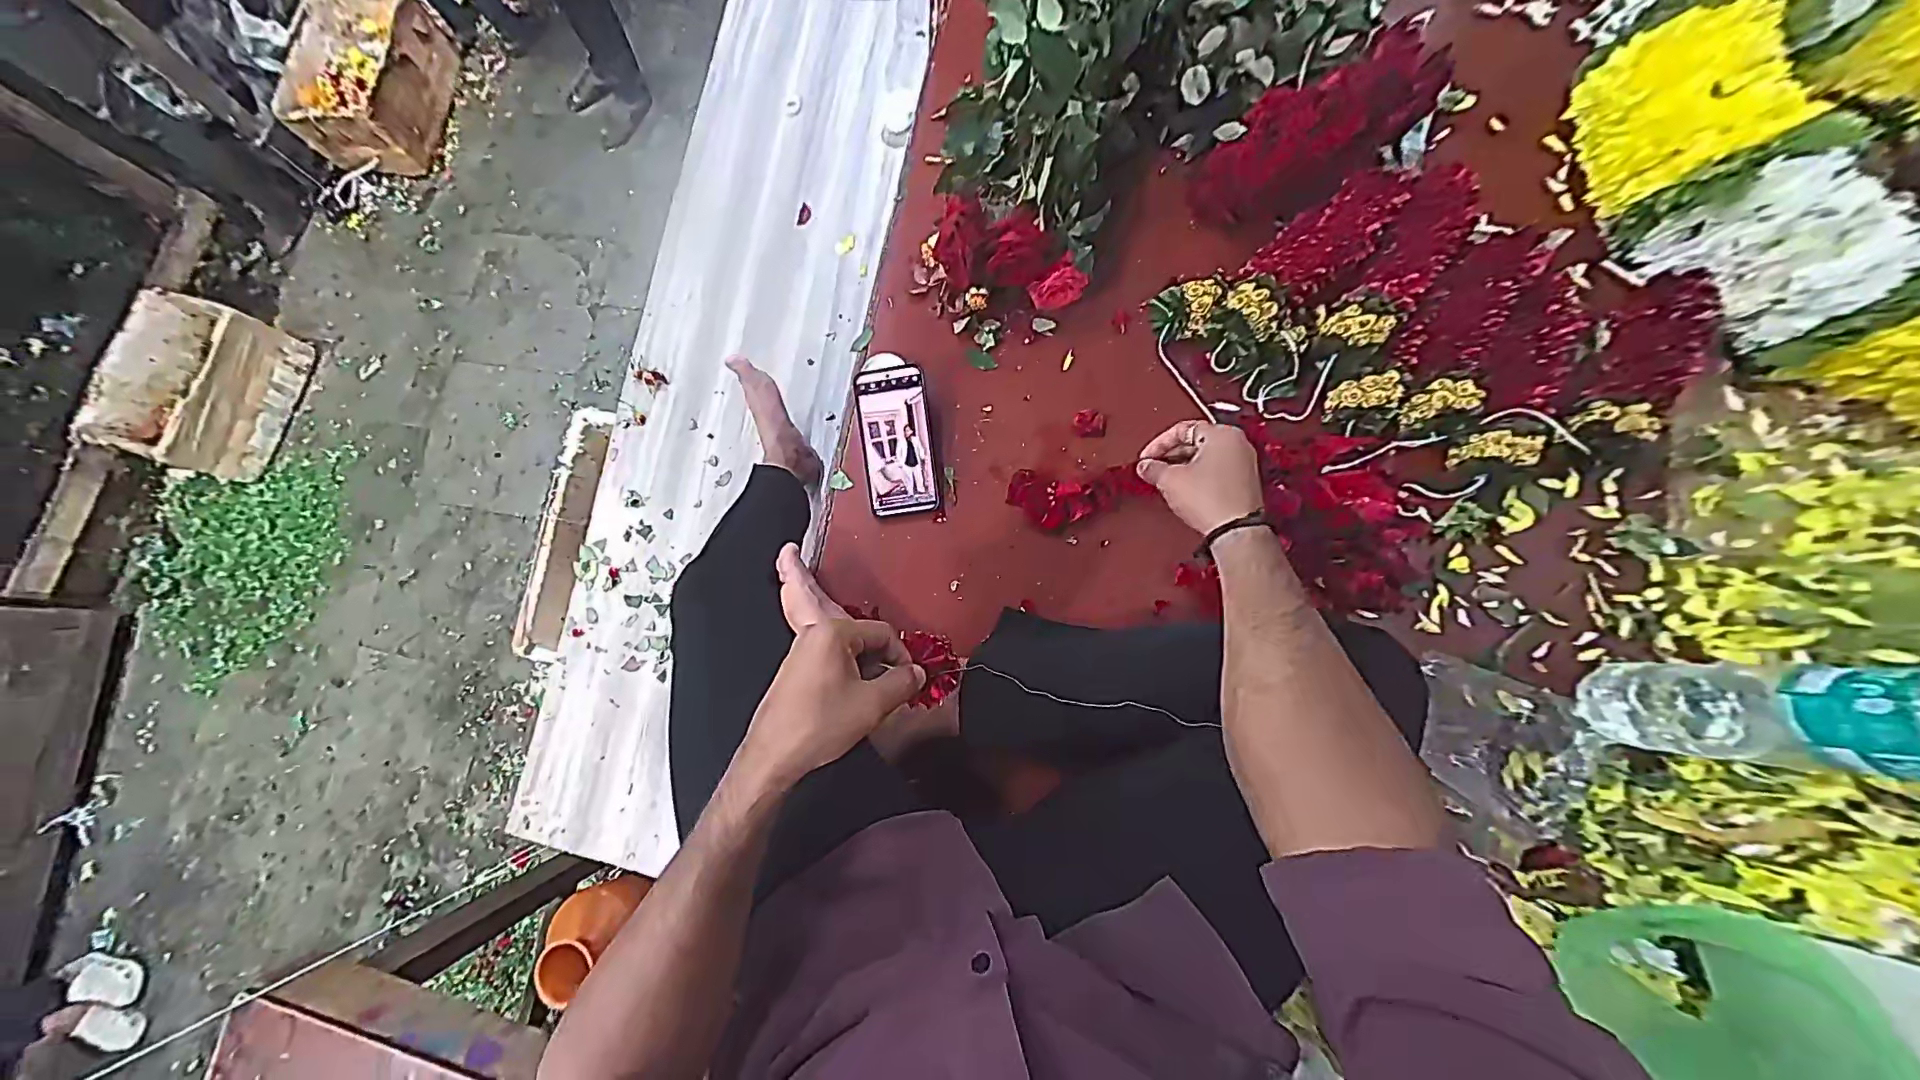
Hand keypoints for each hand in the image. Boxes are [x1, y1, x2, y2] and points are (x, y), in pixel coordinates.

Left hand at [735, 619, 924, 791]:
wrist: (772, 755)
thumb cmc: (817, 726)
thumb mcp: (873, 703)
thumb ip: (903, 682)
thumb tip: (916, 673)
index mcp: (832, 632)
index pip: (884, 632)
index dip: (903, 657)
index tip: (911, 679)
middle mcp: (814, 636)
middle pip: (866, 642)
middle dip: (884, 667)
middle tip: (894, 694)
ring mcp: (802, 654)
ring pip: (850, 656)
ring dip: (867, 677)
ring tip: (872, 705)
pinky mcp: (795, 673)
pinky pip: (833, 667)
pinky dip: (849, 682)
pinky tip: (850, 708)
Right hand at [1135, 420, 1265, 534]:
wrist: (1235, 528)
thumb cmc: (1212, 500)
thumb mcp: (1170, 480)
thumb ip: (1153, 468)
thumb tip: (1146, 466)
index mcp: (1222, 433)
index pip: (1183, 429)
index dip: (1159, 443)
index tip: (1147, 457)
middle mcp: (1237, 443)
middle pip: (1195, 441)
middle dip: (1171, 455)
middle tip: (1154, 468)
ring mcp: (1244, 462)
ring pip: (1205, 457)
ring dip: (1183, 467)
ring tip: (1167, 481)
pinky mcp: (1244, 481)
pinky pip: (1216, 471)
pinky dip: (1198, 476)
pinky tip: (1186, 490)